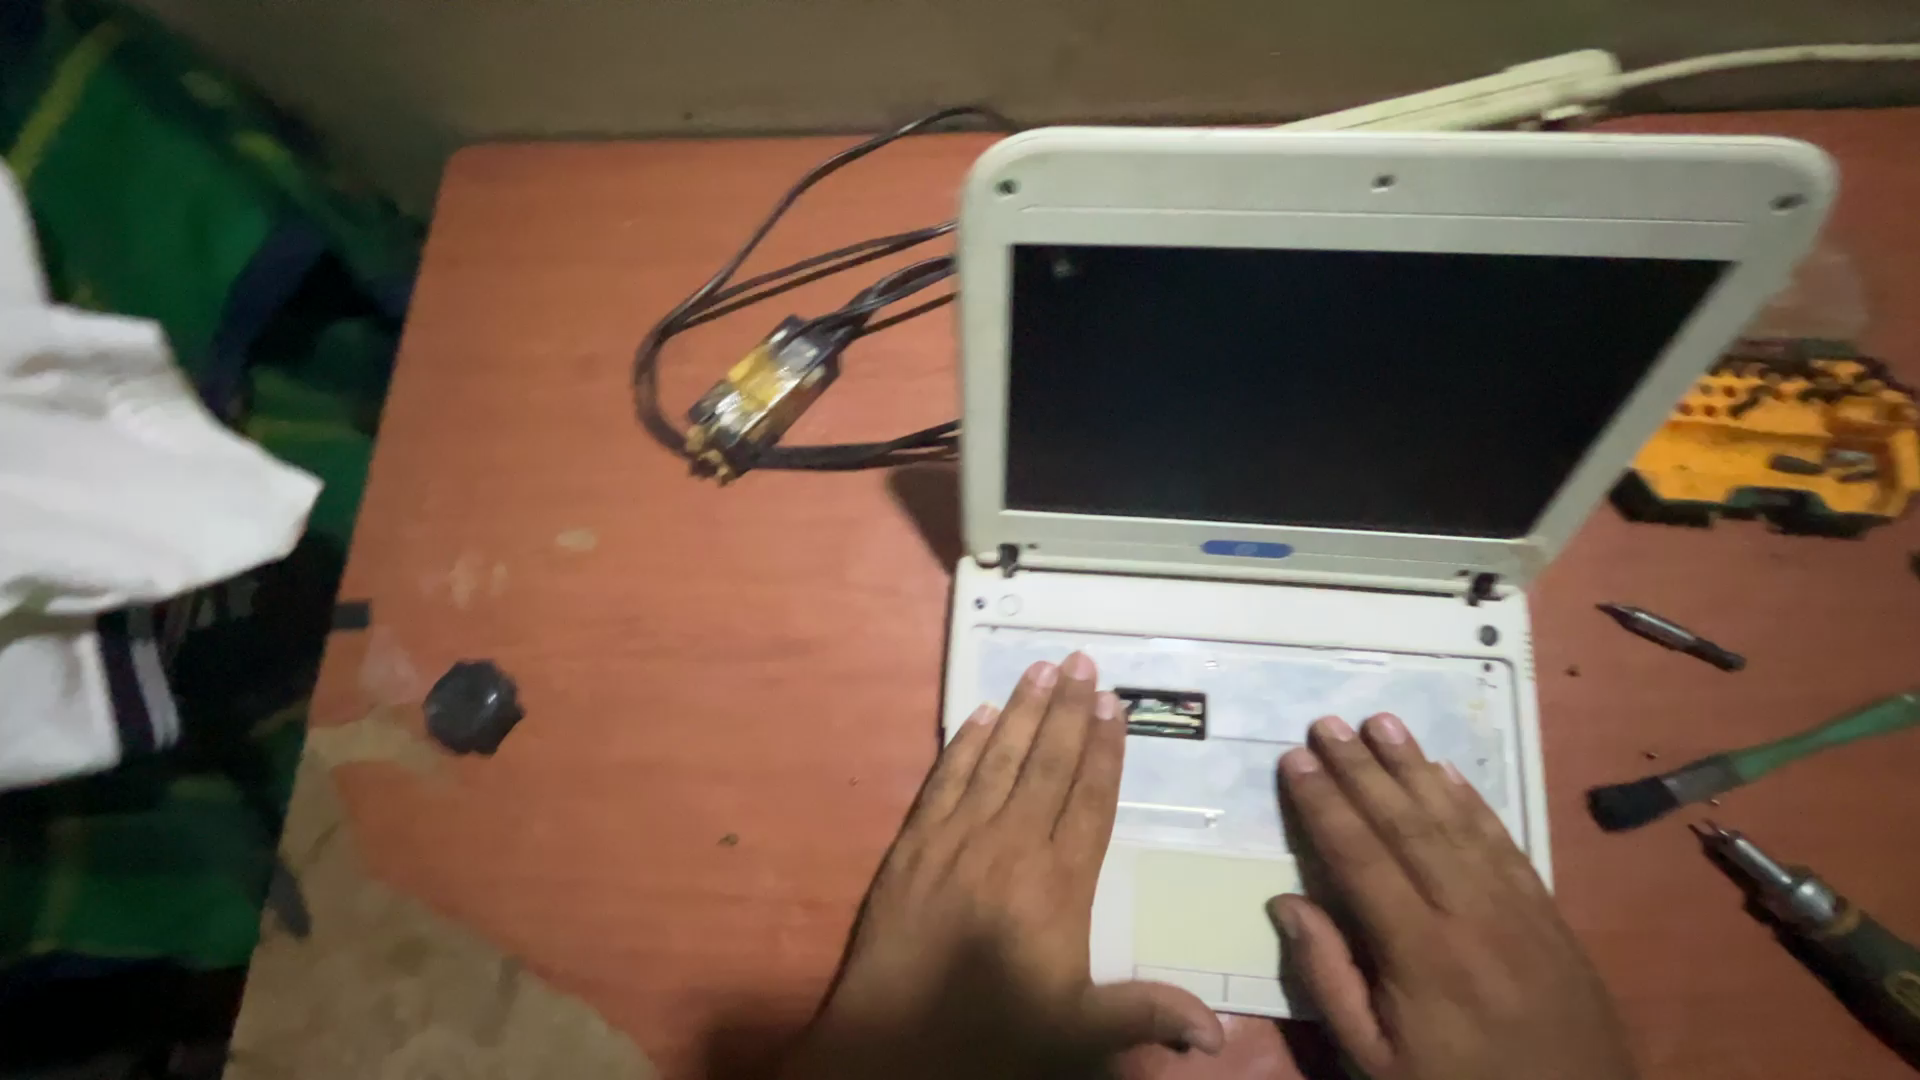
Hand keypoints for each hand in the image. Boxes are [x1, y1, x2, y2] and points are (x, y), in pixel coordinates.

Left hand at [784, 653, 1224, 1079]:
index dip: (1104, 749)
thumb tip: (1221, 1029)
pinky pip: (946, 779)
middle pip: (1047, 764)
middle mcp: (1011, 845)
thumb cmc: (993, 1038)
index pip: (1090, 800)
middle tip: (1082, 661)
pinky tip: (980, 714)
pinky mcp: (915, 842)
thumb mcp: (1077, 1035)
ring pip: (999, 760)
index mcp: (1058, 885)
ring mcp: (958, 837)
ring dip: (1022, 711)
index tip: (1114, 705)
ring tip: (1041, 668)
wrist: (894, 1048)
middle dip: (1068, 710)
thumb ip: (1144, 1013)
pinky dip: (964, 744)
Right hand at [1271, 714, 1636, 1079]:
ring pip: (1457, 822)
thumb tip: (1287, 902)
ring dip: (1414, 767)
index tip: (1295, 759)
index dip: (1323, 804)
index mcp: (1423, 956)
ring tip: (1382, 721)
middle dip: (1362, 768)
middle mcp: (1472, 919)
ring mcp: (1520, 913)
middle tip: (1328, 723)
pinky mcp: (1550, 916)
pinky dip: (1473, 801)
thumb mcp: (1374, 1061)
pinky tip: (1448, 770)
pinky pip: (1506, 844)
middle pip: (1407, 826)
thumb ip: (1328, 979)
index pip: (1360, 858)